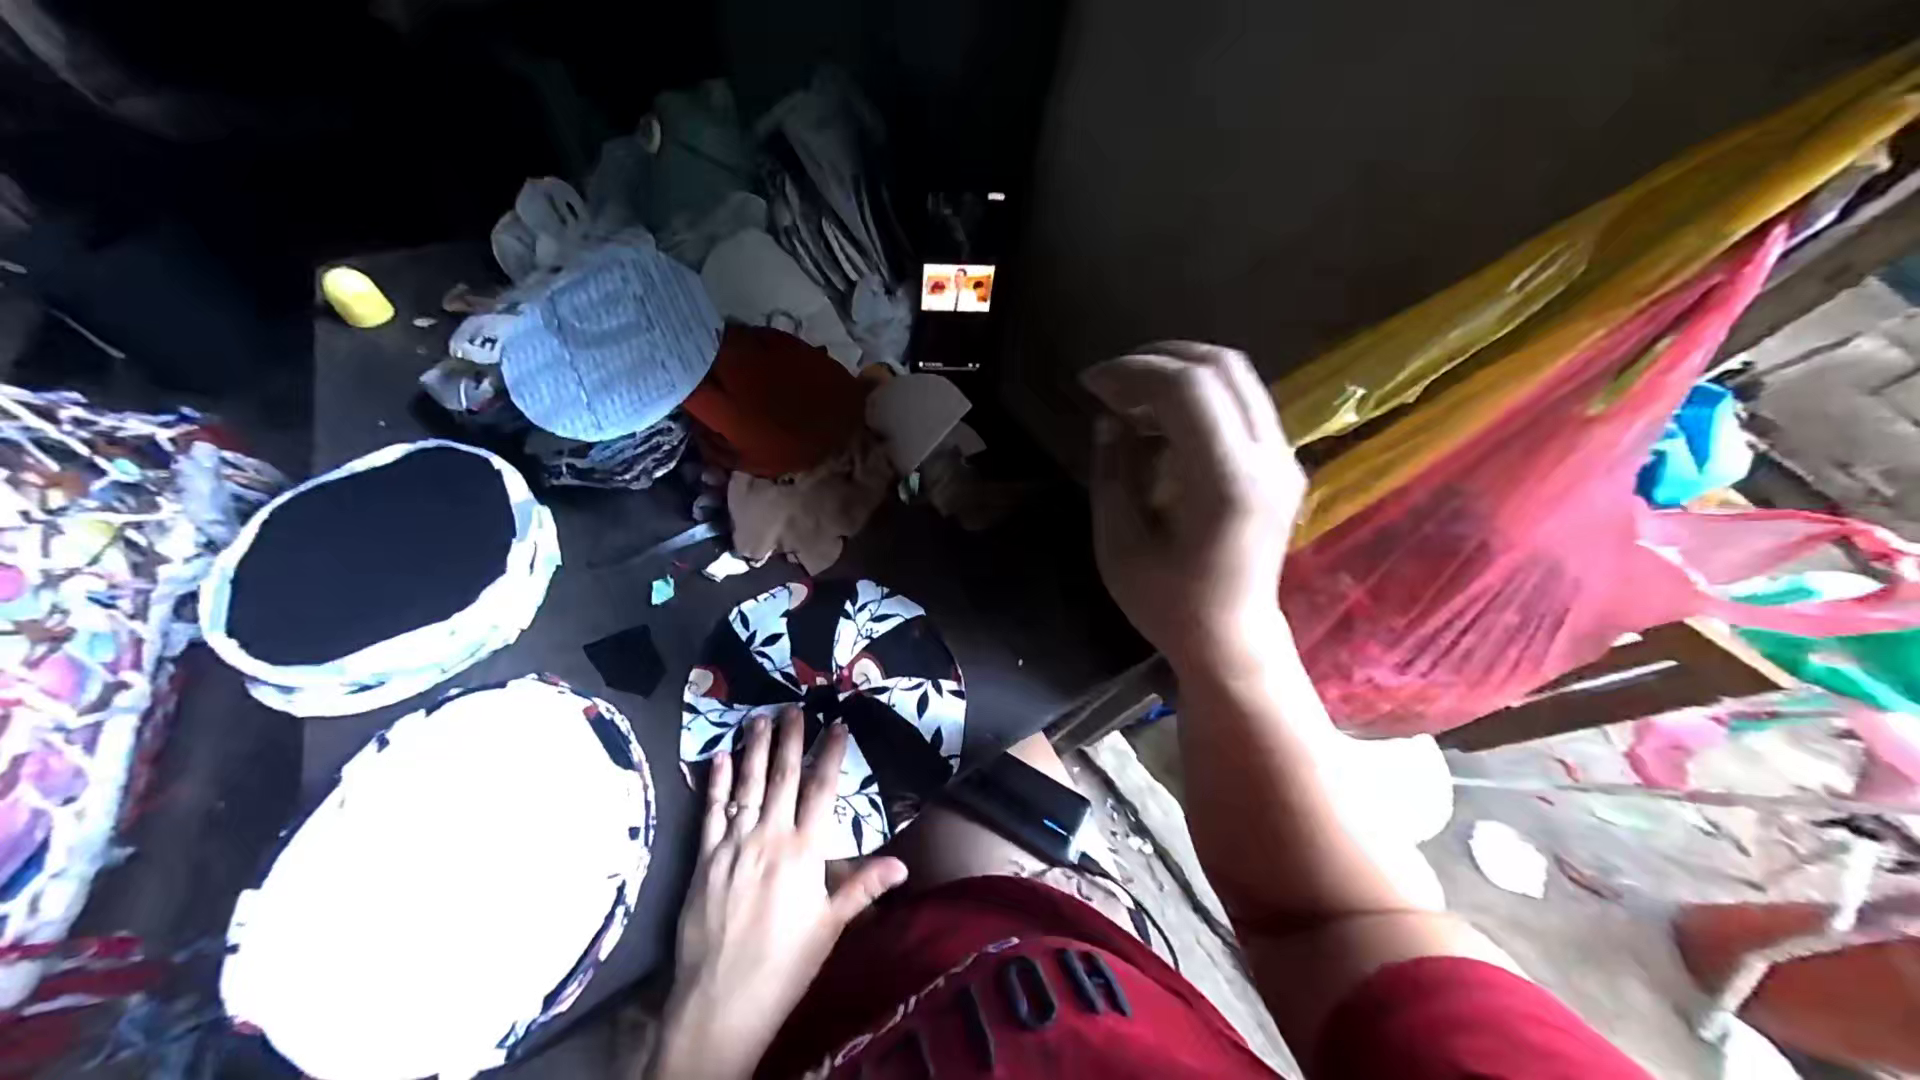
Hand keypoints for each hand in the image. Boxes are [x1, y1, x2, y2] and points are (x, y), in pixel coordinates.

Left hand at [652, 706, 907, 1079]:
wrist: (721, 1001)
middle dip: (790, 739)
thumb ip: (863, 888)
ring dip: (755, 749)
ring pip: (747, 786)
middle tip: (794, 707)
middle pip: (783, 778)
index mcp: (804, 853)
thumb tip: (903, 864)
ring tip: (760, 718)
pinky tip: (719, 757)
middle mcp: (769, 838)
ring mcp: (733, 846)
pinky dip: (716, 782)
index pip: (822, 791)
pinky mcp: (704, 859)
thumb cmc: (785, 964)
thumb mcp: (830, 927)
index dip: (830, 755)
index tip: (836, 725)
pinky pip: (711, 812)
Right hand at [1081, 342, 1305, 681]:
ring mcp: (1283, 458)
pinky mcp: (1282, 463)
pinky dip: (1198, 394)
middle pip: (1220, 366)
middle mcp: (1267, 459)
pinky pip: (1242, 401)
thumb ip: (1112, 472)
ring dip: (1178, 372)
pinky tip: (1162, 419)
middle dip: (1155, 360)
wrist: (1230, 640)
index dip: (1132, 372)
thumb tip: (1110, 420)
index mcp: (1225, 483)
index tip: (1090, 384)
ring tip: (1130, 397)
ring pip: (1237, 376)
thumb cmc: (1166, 603)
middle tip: (1109, 382)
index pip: (1186, 388)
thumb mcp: (1118, 543)